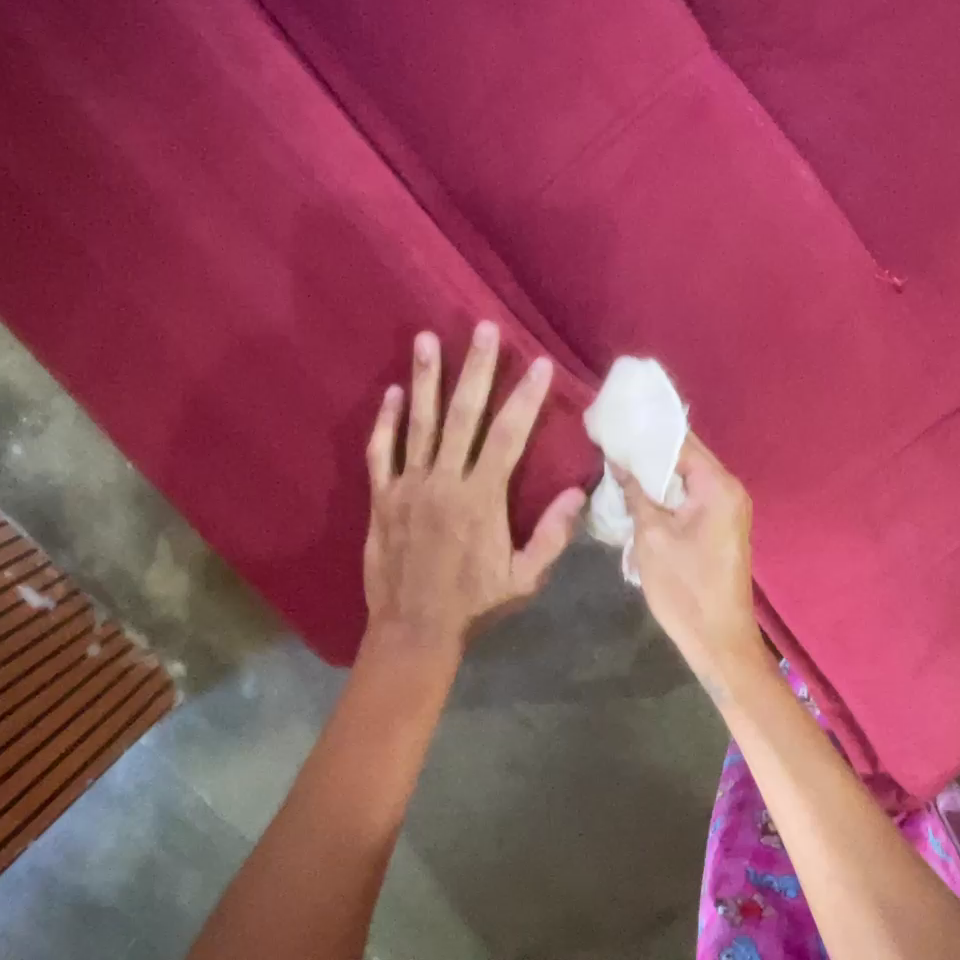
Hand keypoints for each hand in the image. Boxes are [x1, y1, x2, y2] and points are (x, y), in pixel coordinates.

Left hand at [363, 322, 585, 652]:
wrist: (413, 630)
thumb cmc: (475, 604)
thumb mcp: (525, 579)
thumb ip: (552, 535)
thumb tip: (578, 491)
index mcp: (481, 499)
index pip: (507, 437)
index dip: (524, 398)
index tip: (537, 363)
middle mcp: (444, 482)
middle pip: (462, 416)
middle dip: (475, 370)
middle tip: (483, 329)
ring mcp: (408, 487)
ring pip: (419, 424)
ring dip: (425, 379)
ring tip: (427, 339)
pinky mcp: (382, 499)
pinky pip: (381, 453)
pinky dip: (386, 422)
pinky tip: (392, 392)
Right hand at [613, 435, 762, 675]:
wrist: (719, 640)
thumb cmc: (686, 588)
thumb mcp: (651, 537)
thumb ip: (636, 493)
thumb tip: (618, 461)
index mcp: (718, 486)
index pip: (680, 442)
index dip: (645, 433)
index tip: (613, 426)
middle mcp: (730, 489)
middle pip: (686, 456)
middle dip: (648, 451)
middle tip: (610, 444)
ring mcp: (729, 508)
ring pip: (687, 477)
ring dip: (656, 474)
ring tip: (617, 465)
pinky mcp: (722, 526)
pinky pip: (692, 496)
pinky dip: (667, 492)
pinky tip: (638, 494)